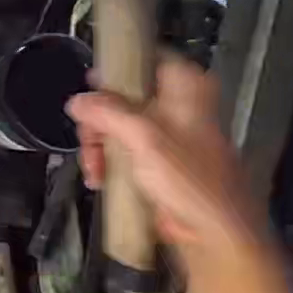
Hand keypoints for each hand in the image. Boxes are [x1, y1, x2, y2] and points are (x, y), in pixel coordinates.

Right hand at [66, 55, 268, 260]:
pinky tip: (100, 180)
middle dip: (100, 121)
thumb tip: (76, 100)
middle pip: (125, 96)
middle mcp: (179, 105)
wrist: (215, 234)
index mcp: (186, 86)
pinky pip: (127, 152)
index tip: (89, 83)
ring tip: (94, 171)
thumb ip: (106, 113)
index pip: (147, 58)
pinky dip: (111, 162)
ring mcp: (170, 136)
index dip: (117, 68)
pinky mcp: (161, 164)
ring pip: (121, 126)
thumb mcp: (144, 138)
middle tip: (88, 142)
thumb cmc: (187, 179)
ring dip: (101, 146)